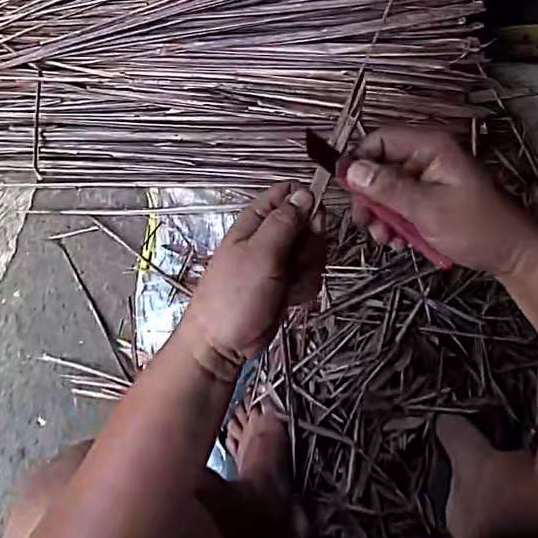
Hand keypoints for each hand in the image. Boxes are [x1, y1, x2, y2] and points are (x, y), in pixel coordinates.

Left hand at [180, 183, 324, 380]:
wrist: (223, 344)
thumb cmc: (234, 296)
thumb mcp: (261, 253)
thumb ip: (285, 221)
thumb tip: (306, 193)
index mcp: (257, 220)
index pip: (291, 194)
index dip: (308, 205)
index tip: (312, 224)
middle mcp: (270, 236)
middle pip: (310, 223)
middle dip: (311, 244)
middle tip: (295, 261)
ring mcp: (280, 260)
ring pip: (314, 251)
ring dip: (308, 269)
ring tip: (288, 284)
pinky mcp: (288, 282)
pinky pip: (311, 275)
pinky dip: (305, 287)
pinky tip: (290, 297)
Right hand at [345, 127, 537, 278]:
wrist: (511, 254)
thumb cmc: (478, 227)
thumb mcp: (426, 208)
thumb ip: (387, 188)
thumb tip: (352, 170)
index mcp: (430, 147)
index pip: (380, 140)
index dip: (359, 161)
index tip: (347, 188)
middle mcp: (427, 156)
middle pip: (380, 166)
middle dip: (369, 196)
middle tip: (364, 221)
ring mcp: (428, 178)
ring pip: (387, 188)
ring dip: (380, 214)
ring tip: (385, 237)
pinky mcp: (430, 197)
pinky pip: (401, 203)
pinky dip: (395, 221)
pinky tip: (399, 239)